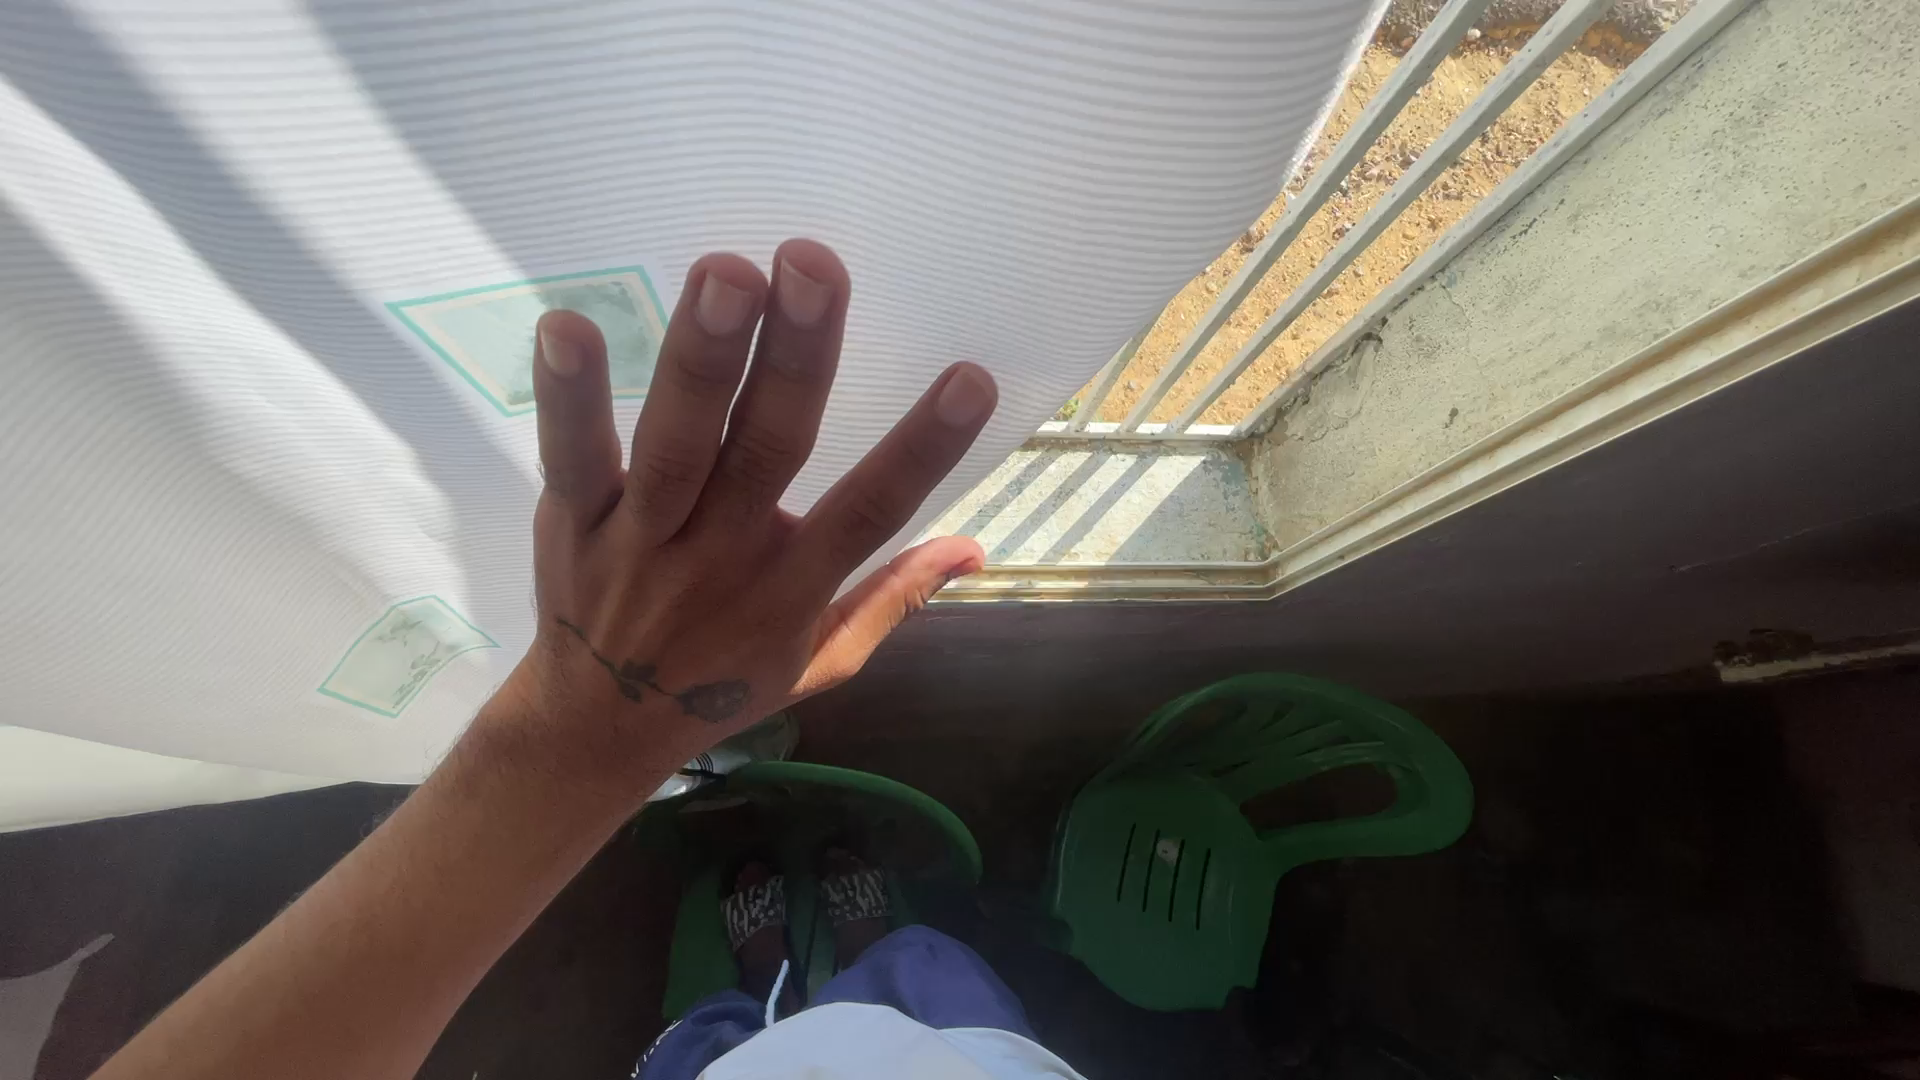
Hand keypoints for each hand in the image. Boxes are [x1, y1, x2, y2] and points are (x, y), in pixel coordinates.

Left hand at [490, 239, 996, 783]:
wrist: (597, 731)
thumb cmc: (725, 687)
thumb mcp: (825, 660)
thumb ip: (896, 599)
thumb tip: (974, 547)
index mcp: (792, 591)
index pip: (870, 514)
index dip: (923, 450)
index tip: (971, 379)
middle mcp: (722, 559)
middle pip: (767, 453)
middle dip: (795, 361)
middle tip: (815, 266)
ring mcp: (643, 540)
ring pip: (677, 447)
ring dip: (703, 359)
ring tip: (728, 272)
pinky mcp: (573, 524)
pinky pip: (573, 459)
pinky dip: (570, 398)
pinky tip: (567, 325)